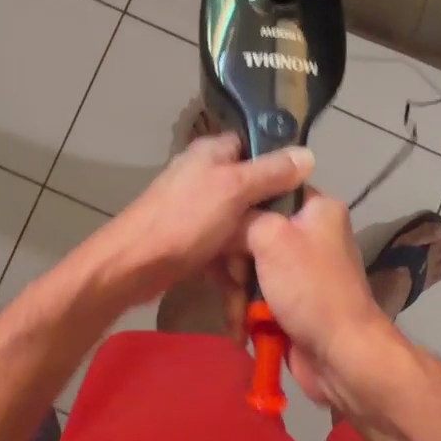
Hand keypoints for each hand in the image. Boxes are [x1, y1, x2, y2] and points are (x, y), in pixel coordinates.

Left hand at [83, 133, 313, 308]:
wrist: (132, 265)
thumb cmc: (186, 219)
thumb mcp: (235, 189)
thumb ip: (271, 173)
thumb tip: (308, 153)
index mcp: (214, 152)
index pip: (256, 146)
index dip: (281, 165)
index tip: (304, 191)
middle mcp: (206, 174)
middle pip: (252, 189)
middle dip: (269, 218)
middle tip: (293, 238)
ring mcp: (197, 208)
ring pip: (239, 224)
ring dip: (252, 250)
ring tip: (271, 276)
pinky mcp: (191, 239)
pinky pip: (222, 248)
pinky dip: (233, 268)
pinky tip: (245, 294)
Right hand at [245, 194, 394, 407]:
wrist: (341, 355)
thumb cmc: (309, 285)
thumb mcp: (271, 236)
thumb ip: (244, 217)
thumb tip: (226, 221)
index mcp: (317, 207)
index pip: (270, 185)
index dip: (243, 201)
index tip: (219, 219)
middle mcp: (312, 231)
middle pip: (256, 229)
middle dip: (237, 257)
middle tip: (231, 276)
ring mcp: (302, 267)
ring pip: (254, 263)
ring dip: (239, 288)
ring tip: (236, 309)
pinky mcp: (293, 298)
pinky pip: (260, 291)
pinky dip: (247, 306)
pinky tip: (238, 323)